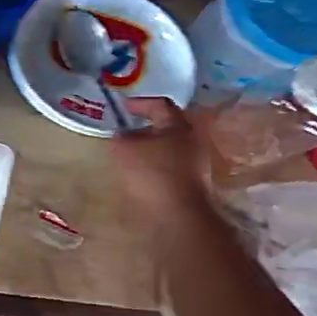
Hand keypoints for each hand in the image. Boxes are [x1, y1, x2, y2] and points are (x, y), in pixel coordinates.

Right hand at [110, 98, 212, 222]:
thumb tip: (122, 135)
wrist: (179, 212)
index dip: (140, 103)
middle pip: (168, 124)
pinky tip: (141, 171)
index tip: (123, 107)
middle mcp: (192, 138)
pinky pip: (172, 162)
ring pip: (170, 144)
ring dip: (151, 145)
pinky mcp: (194, 179)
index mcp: (178, 125)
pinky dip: (156, 161)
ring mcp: (196, 160)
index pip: (160, 104)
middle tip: (127, 129)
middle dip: (147, 125)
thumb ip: (120, 137)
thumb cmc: (151, 173)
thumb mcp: (123, 149)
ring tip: (130, 152)